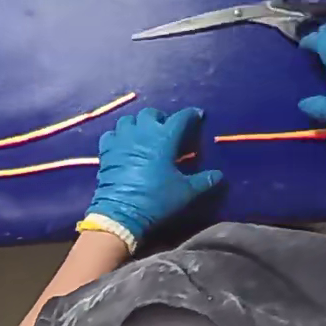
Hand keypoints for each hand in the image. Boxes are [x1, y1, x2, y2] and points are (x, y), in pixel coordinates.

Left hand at [86, 107, 223, 245]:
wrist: (121, 211)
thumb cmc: (157, 198)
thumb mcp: (186, 192)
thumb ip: (204, 181)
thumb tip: (219, 175)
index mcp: (164, 137)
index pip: (181, 117)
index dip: (190, 115)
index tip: (197, 115)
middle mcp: (142, 131)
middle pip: (151, 113)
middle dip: (160, 118)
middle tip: (166, 129)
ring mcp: (121, 138)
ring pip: (128, 120)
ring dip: (138, 124)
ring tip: (143, 135)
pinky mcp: (106, 149)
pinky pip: (112, 134)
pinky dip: (118, 136)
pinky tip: (123, 145)